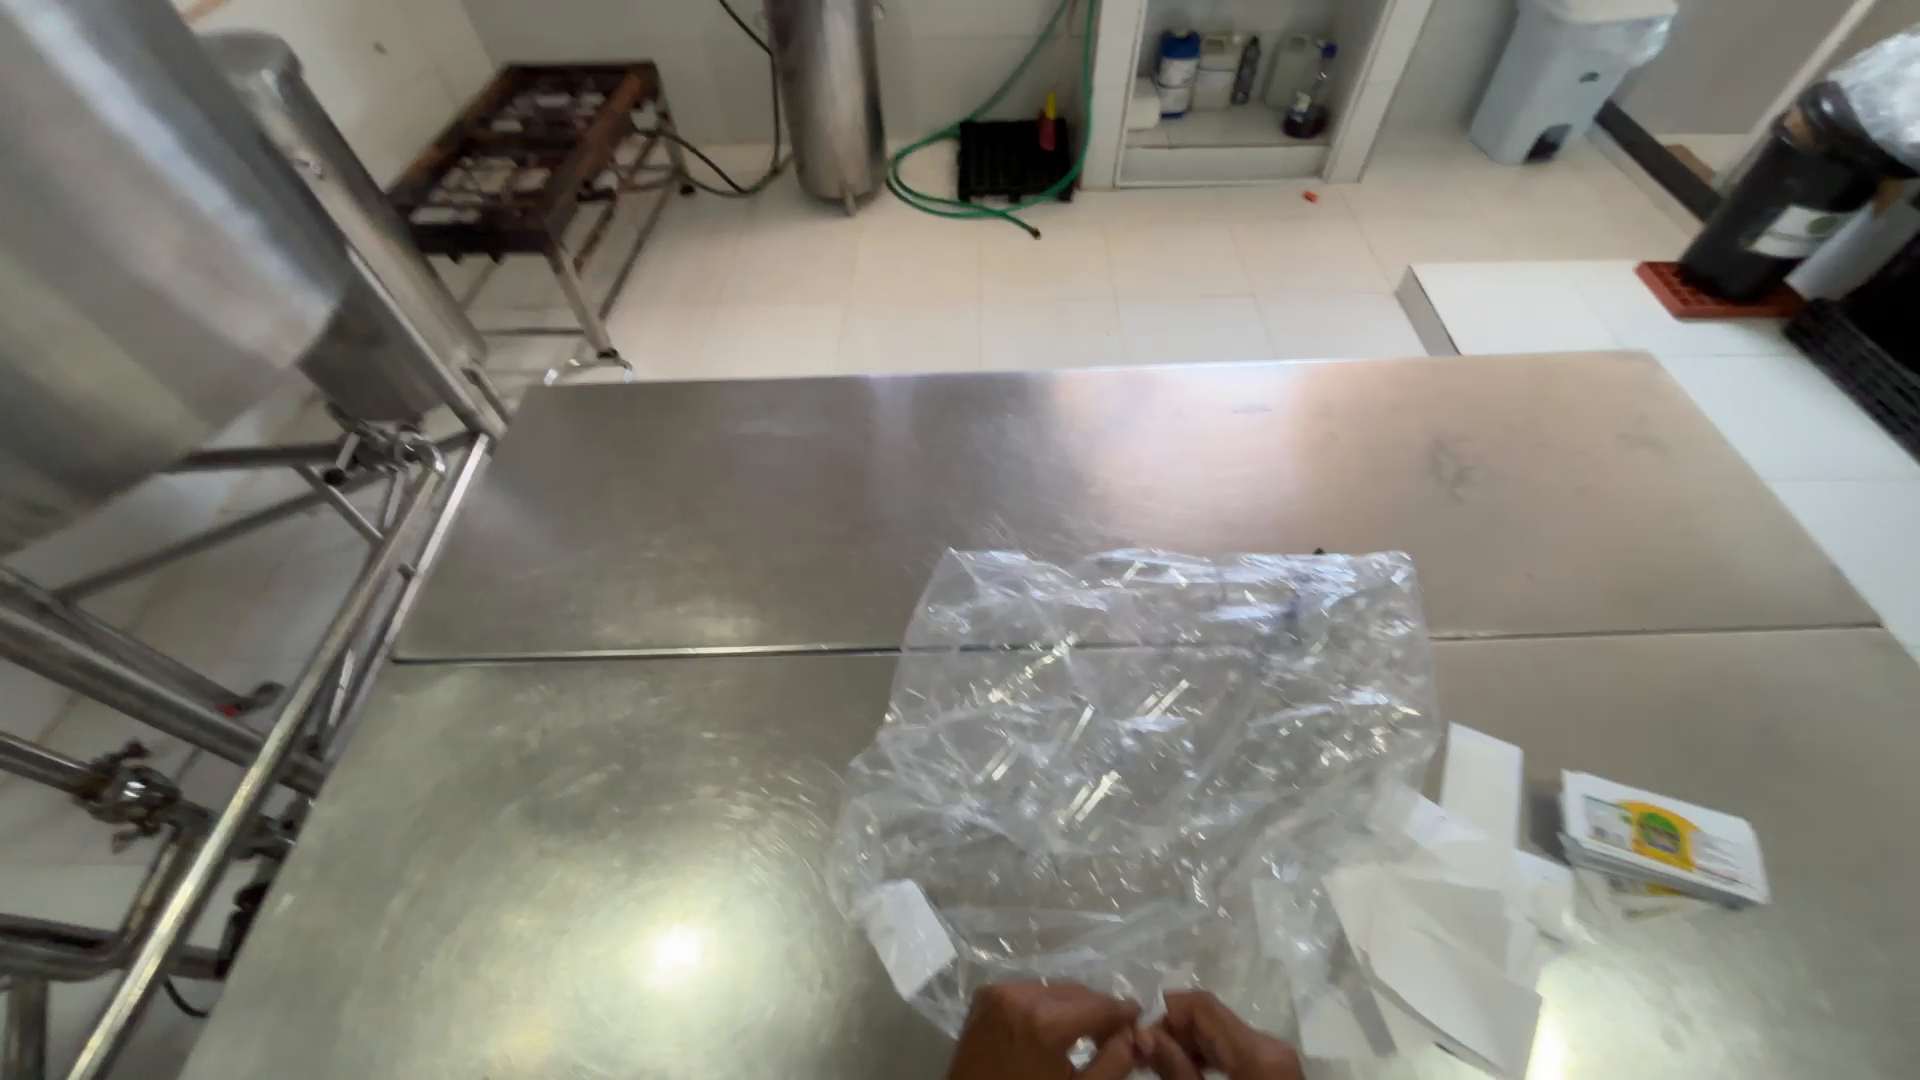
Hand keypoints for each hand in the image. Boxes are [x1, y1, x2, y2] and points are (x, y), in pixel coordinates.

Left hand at [944, 980, 1142, 1079]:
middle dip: (1098, 1009)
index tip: (1141, 1017)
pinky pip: (1028, 990)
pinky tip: (1053, 1026)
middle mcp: (1020, 995)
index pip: (1098, 1006)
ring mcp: (999, 992)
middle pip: (1075, 993)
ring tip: (1086, 1030)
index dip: (1123, 1012)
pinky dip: (1045, 1004)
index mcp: (1044, 1023)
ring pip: (1052, 988)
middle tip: (1117, 1030)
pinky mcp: (985, 995)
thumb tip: (1136, 1034)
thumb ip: (1113, 1064)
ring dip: (1072, 1005)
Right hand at [1139, 990, 1303, 1079]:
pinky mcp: (1275, 1073)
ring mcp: (1277, 1059)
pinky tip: (1187, 1074)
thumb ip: (1174, 1068)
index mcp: (1257, 1050)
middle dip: (1173, 1030)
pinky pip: (1235, 1052)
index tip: (1138, 1035)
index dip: (1165, 1011)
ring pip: (1221, 1034)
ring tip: (1158, 1065)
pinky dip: (1208, 1058)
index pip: (1201, 1005)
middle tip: (1141, 1054)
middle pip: (1211, 1018)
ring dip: (1187, 1044)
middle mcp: (1270, 1044)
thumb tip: (1143, 1033)